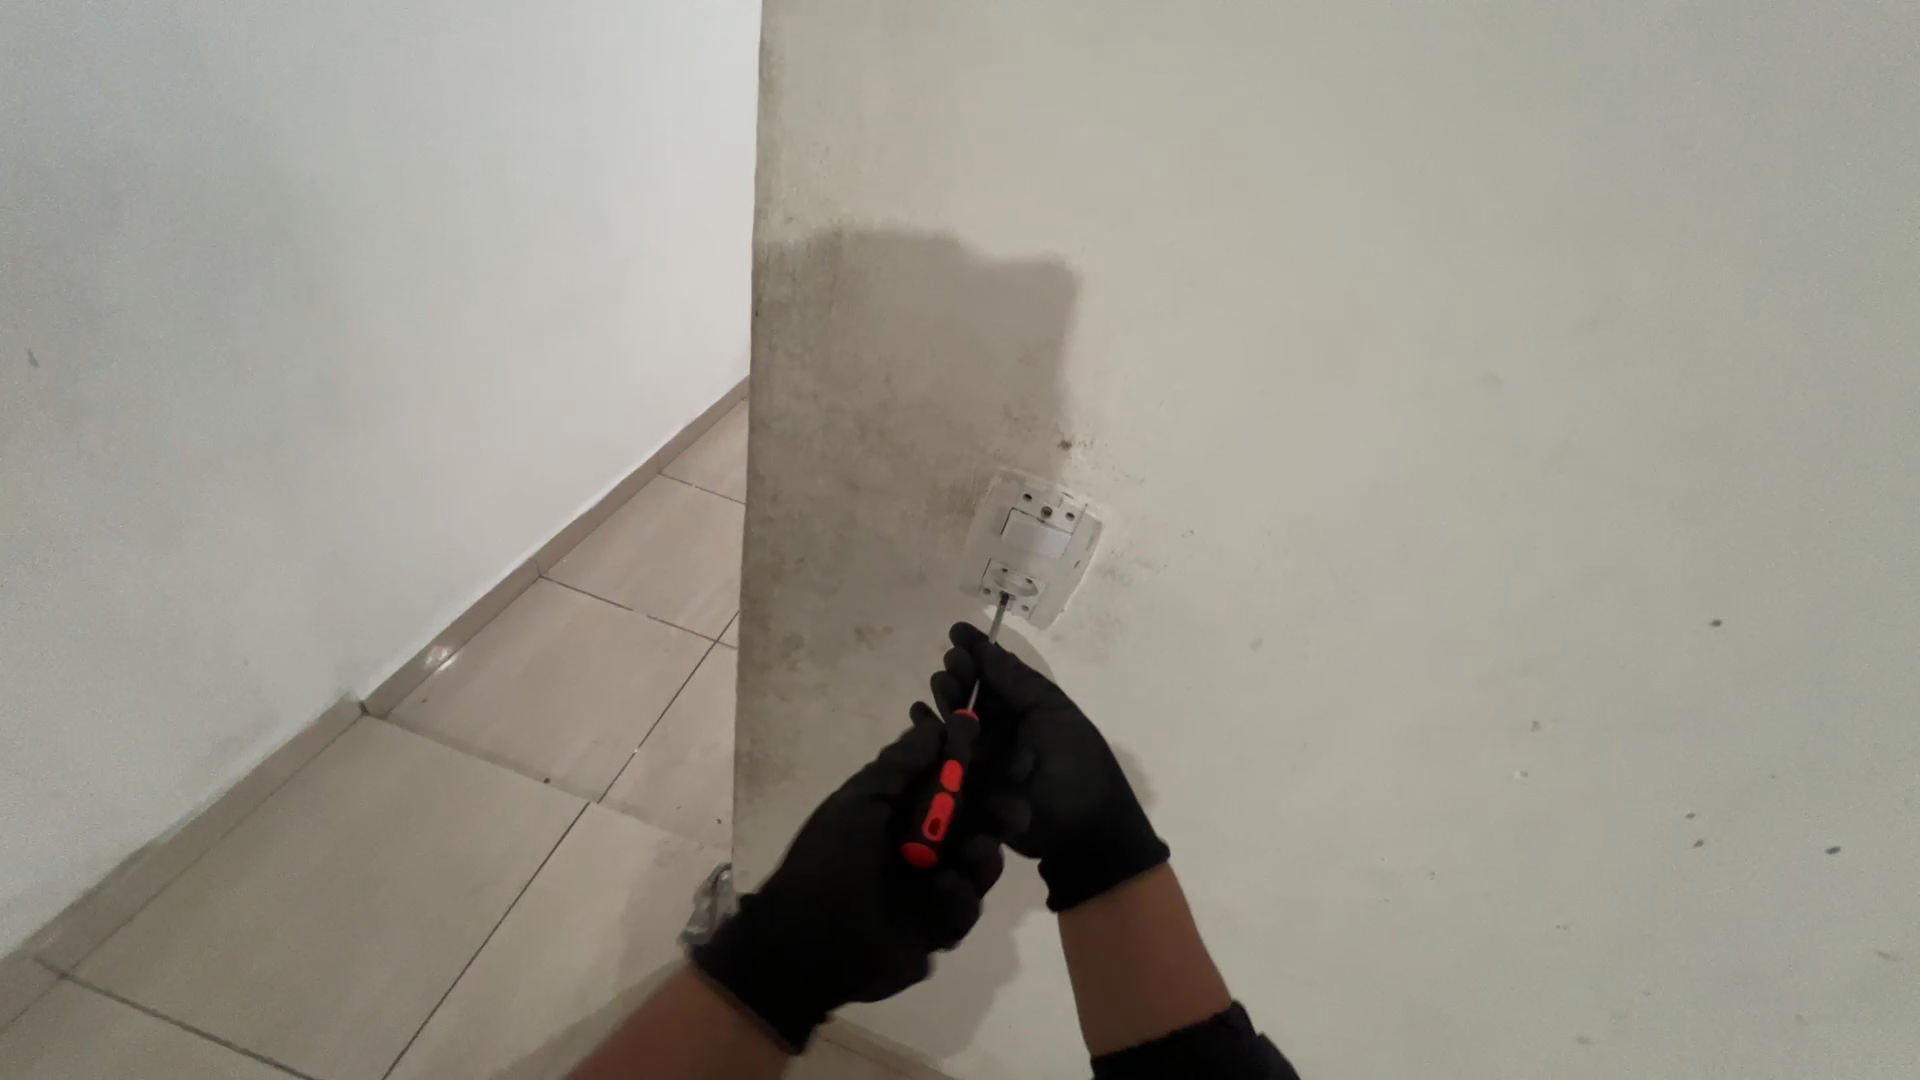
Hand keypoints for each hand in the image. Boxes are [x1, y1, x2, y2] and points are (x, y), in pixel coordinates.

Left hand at [690, 709, 1004, 1050]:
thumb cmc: (829, 860)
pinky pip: (966, 908)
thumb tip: (935, 723)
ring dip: (983, 856)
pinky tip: (940, 894)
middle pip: (981, 821)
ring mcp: (935, 884)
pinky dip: (957, 899)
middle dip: (1000, 813)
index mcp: (906, 807)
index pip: (954, 780)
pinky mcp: (939, 926)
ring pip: (982, 864)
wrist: (806, 943)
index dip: (978, 767)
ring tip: (970, 855)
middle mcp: (926, 841)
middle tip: (1009, 812)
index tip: (998, 755)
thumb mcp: (860, 800)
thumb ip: (901, 763)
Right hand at [934, 622, 1168, 911]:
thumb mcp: (1052, 712)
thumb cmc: (1074, 765)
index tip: (956, 631)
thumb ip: (1017, 681)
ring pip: (958, 717)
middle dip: (961, 672)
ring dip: (947, 696)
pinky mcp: (968, 781)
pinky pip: (945, 751)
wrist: (1079, 832)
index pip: (999, 671)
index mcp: (1031, 706)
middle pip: (975, 692)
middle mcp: (1007, 726)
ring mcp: (987, 754)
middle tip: (951, 661)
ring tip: (941, 684)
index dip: (978, 650)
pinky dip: (930, 731)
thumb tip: (989, 647)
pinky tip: (920, 715)